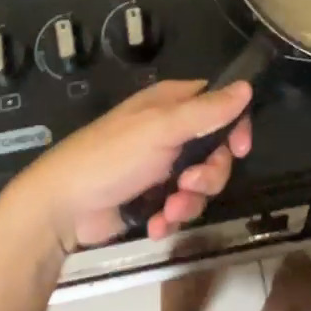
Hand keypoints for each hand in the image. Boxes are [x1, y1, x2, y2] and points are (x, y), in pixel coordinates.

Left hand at [14, 79, 253, 248]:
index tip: (238, 149)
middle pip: (215, 151)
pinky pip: (180, 206)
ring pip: (200, 184)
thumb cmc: (111, 157)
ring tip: (168, 210)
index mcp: (170, 105)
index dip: (234, 126)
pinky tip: (155, 224)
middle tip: (190, 184)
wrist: (63, 207)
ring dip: (189, 201)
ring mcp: (161, 166)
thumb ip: (206, 110)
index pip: (219, 105)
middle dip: (208, 175)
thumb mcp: (161, 129)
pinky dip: (171, 217)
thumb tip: (247, 86)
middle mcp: (169, 132)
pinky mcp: (152, 198)